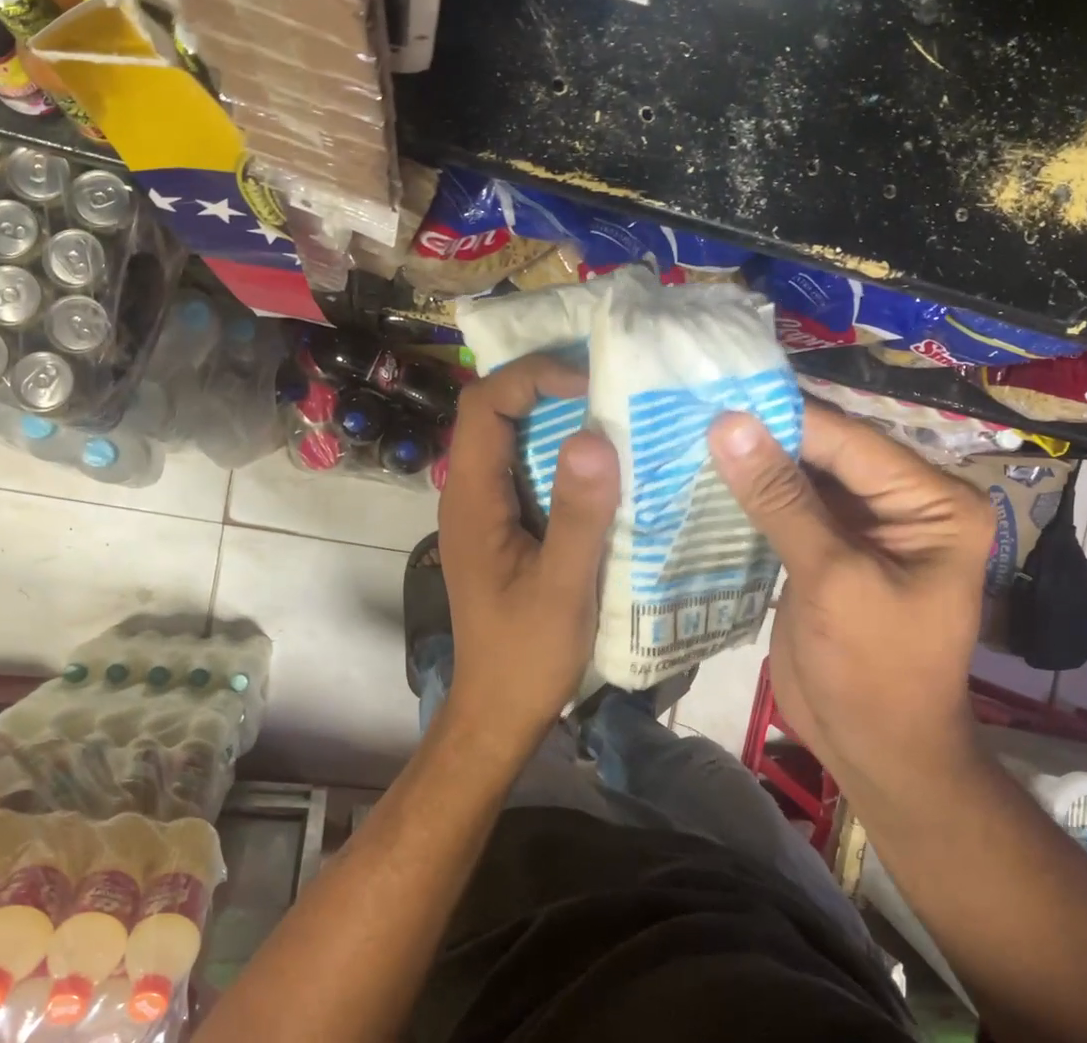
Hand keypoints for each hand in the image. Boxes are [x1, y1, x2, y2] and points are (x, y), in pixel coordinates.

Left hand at [437, 356, 619, 741]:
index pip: (483, 406)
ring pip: (512, 441)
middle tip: (612, 386)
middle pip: (494, 414)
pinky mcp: (504, 529)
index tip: (590, 382)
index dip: (531, 377)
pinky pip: (527, 473)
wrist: (499, 710)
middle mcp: (469, 496)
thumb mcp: (562, 589)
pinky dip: (561, 456)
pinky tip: (606, 466)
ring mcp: (485, 512)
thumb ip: (578, 516)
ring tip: (617, 414)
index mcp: (471, 500)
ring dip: (557, 421)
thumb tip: (594, 434)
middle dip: (547, 388)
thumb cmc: (526, 655)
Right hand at [708, 404, 993, 785]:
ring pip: (797, 482)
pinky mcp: (823, 554)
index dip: (780, 417)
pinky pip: (784, 514)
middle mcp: (900, 503)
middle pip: (823, 455)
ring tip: (681, 437)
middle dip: (760, 439)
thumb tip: (729, 425)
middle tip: (685, 410)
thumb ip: (781, 499)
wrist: (875, 750)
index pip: (848, 441)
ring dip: (747, 468)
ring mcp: (858, 529)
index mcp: (932, 500)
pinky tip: (698, 484)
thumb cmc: (873, 668)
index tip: (710, 394)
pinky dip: (746, 503)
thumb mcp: (832, 578)